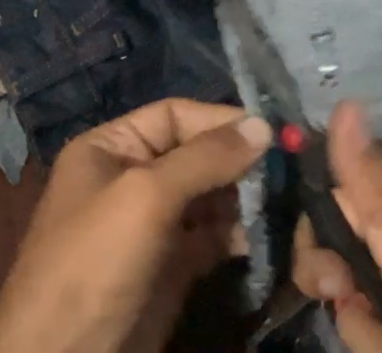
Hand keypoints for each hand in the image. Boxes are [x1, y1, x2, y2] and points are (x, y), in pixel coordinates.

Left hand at [0, 99, 271, 352]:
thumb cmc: (95, 263)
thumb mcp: (146, 197)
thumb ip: (206, 157)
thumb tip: (264, 124)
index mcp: (110, 148)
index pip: (175, 115)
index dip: (221, 120)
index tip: (272, 133)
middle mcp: (130, 178)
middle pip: (196, 154)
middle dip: (238, 161)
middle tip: (286, 171)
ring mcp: (150, 225)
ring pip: (208, 196)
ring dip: (244, 197)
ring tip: (280, 202)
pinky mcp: (169, 267)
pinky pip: (211, 237)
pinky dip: (238, 234)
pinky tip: (264, 235)